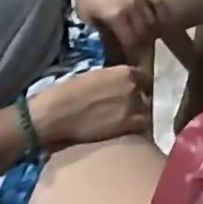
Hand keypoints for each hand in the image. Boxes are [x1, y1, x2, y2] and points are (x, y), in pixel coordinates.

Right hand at [26, 65, 150, 147]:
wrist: (57, 113)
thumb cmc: (70, 93)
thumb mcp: (97, 77)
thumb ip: (113, 80)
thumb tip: (119, 87)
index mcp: (125, 71)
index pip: (143, 78)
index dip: (138, 87)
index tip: (132, 95)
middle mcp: (133, 85)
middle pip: (145, 94)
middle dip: (138, 101)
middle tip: (127, 111)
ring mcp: (132, 104)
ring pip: (144, 110)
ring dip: (137, 115)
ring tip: (125, 123)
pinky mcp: (127, 123)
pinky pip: (141, 125)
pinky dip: (136, 128)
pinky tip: (124, 132)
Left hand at [73, 0, 165, 63]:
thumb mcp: (89, 18)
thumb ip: (103, 33)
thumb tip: (112, 49)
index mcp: (117, 16)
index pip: (131, 41)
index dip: (133, 55)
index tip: (134, 65)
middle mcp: (133, 7)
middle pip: (144, 32)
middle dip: (144, 47)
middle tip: (142, 58)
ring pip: (152, 20)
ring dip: (151, 34)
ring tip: (148, 44)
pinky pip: (155, 7)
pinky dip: (157, 18)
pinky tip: (156, 25)